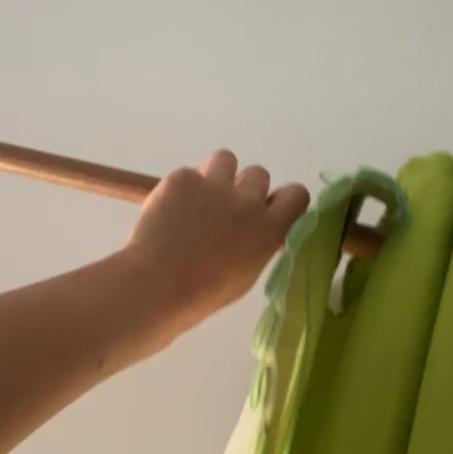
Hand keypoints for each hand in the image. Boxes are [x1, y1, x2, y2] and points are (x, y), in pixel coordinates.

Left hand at [122, 150, 310, 333]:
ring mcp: (215, 185)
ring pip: (226, 159)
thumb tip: (255, 229)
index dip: (281, 198)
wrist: (156, 286)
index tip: (267, 208)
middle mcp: (248, 201)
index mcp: (269, 229)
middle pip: (258, 174)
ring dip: (216, 175)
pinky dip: (180, 189)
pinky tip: (168, 211)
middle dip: (243, 188)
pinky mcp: (183, 178)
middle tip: (221, 210)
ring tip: (196, 199)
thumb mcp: (246, 273)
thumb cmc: (202, 294)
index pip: (296, 193)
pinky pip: (188, 173)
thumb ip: (257, 242)